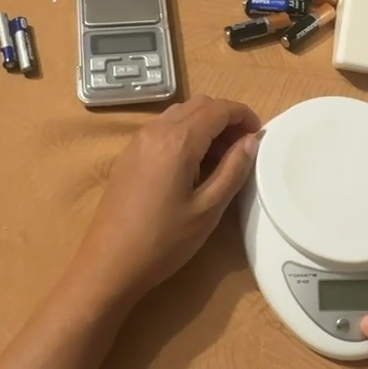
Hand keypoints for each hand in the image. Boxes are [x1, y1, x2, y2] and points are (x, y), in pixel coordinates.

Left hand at [69, 96, 261, 306]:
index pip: (218, 109)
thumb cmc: (163, 241)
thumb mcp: (208, 209)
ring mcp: (138, 141)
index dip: (242, 115)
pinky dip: (185, 132)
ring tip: (221, 156)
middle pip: (198, 105)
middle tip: (243, 145)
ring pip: (179, 114)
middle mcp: (156, 130)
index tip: (258, 133)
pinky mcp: (128, 155)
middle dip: (225, 117)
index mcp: (178, 141)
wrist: (109, 264)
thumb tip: (251, 141)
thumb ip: (233, 170)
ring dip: (205, 123)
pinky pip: (163, 128)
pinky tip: (193, 164)